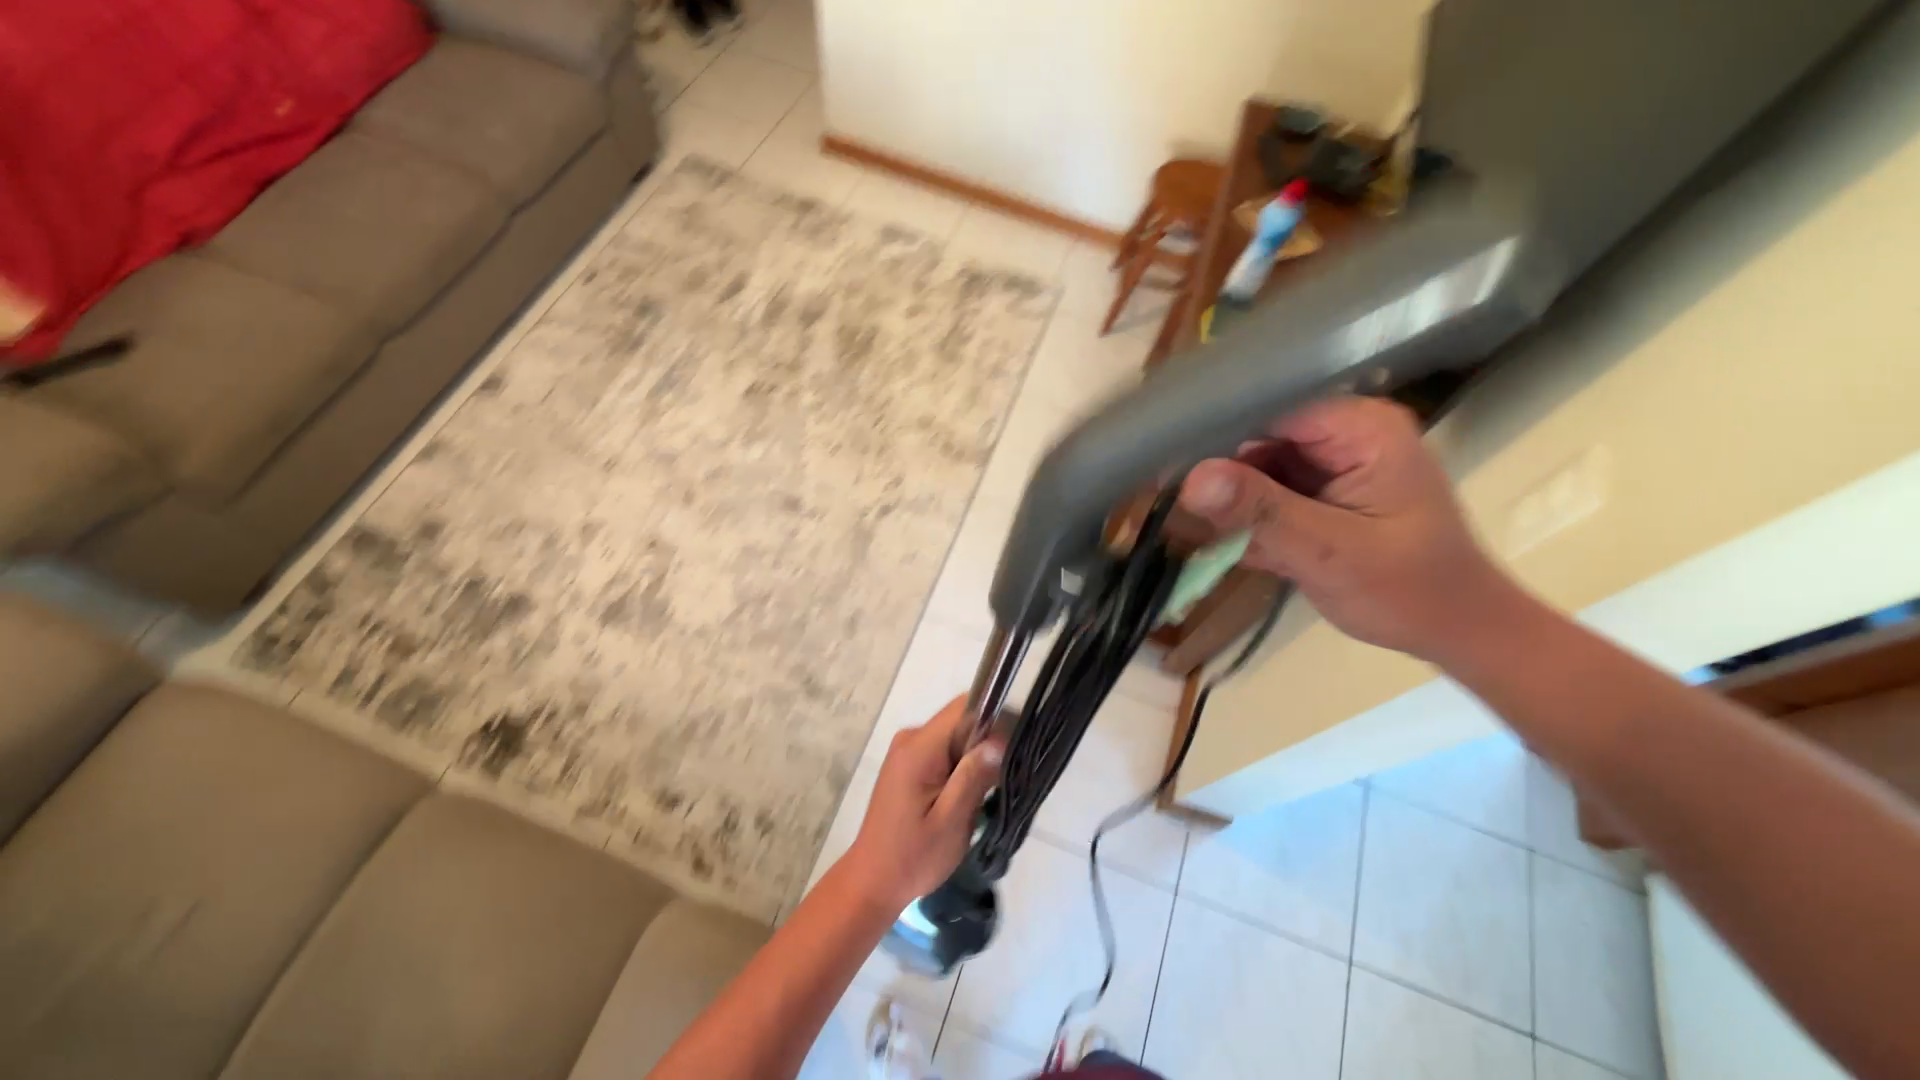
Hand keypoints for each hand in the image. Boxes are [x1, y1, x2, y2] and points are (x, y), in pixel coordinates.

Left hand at [840, 698, 1002, 909]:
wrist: (873, 882)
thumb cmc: (913, 856)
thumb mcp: (952, 820)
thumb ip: (973, 776)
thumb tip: (999, 740)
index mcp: (919, 748)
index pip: (966, 708)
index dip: (995, 721)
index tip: (1012, 750)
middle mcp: (911, 739)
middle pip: (962, 723)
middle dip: (986, 747)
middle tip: (999, 784)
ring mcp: (907, 751)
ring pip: (956, 739)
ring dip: (974, 762)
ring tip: (984, 797)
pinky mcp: (909, 766)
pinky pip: (944, 753)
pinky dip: (961, 770)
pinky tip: (966, 799)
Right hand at [1177, 396, 1516, 661]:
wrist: (1457, 634)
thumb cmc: (1411, 591)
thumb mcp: (1330, 553)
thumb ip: (1262, 514)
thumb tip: (1192, 479)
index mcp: (1361, 428)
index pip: (1271, 406)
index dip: (1215, 428)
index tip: (1162, 456)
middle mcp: (1343, 435)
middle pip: (1256, 436)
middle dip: (1217, 473)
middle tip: (1166, 501)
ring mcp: (1329, 466)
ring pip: (1253, 470)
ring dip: (1228, 506)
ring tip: (1190, 529)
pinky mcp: (1317, 497)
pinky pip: (1264, 499)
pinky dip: (1243, 525)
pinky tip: (1223, 546)